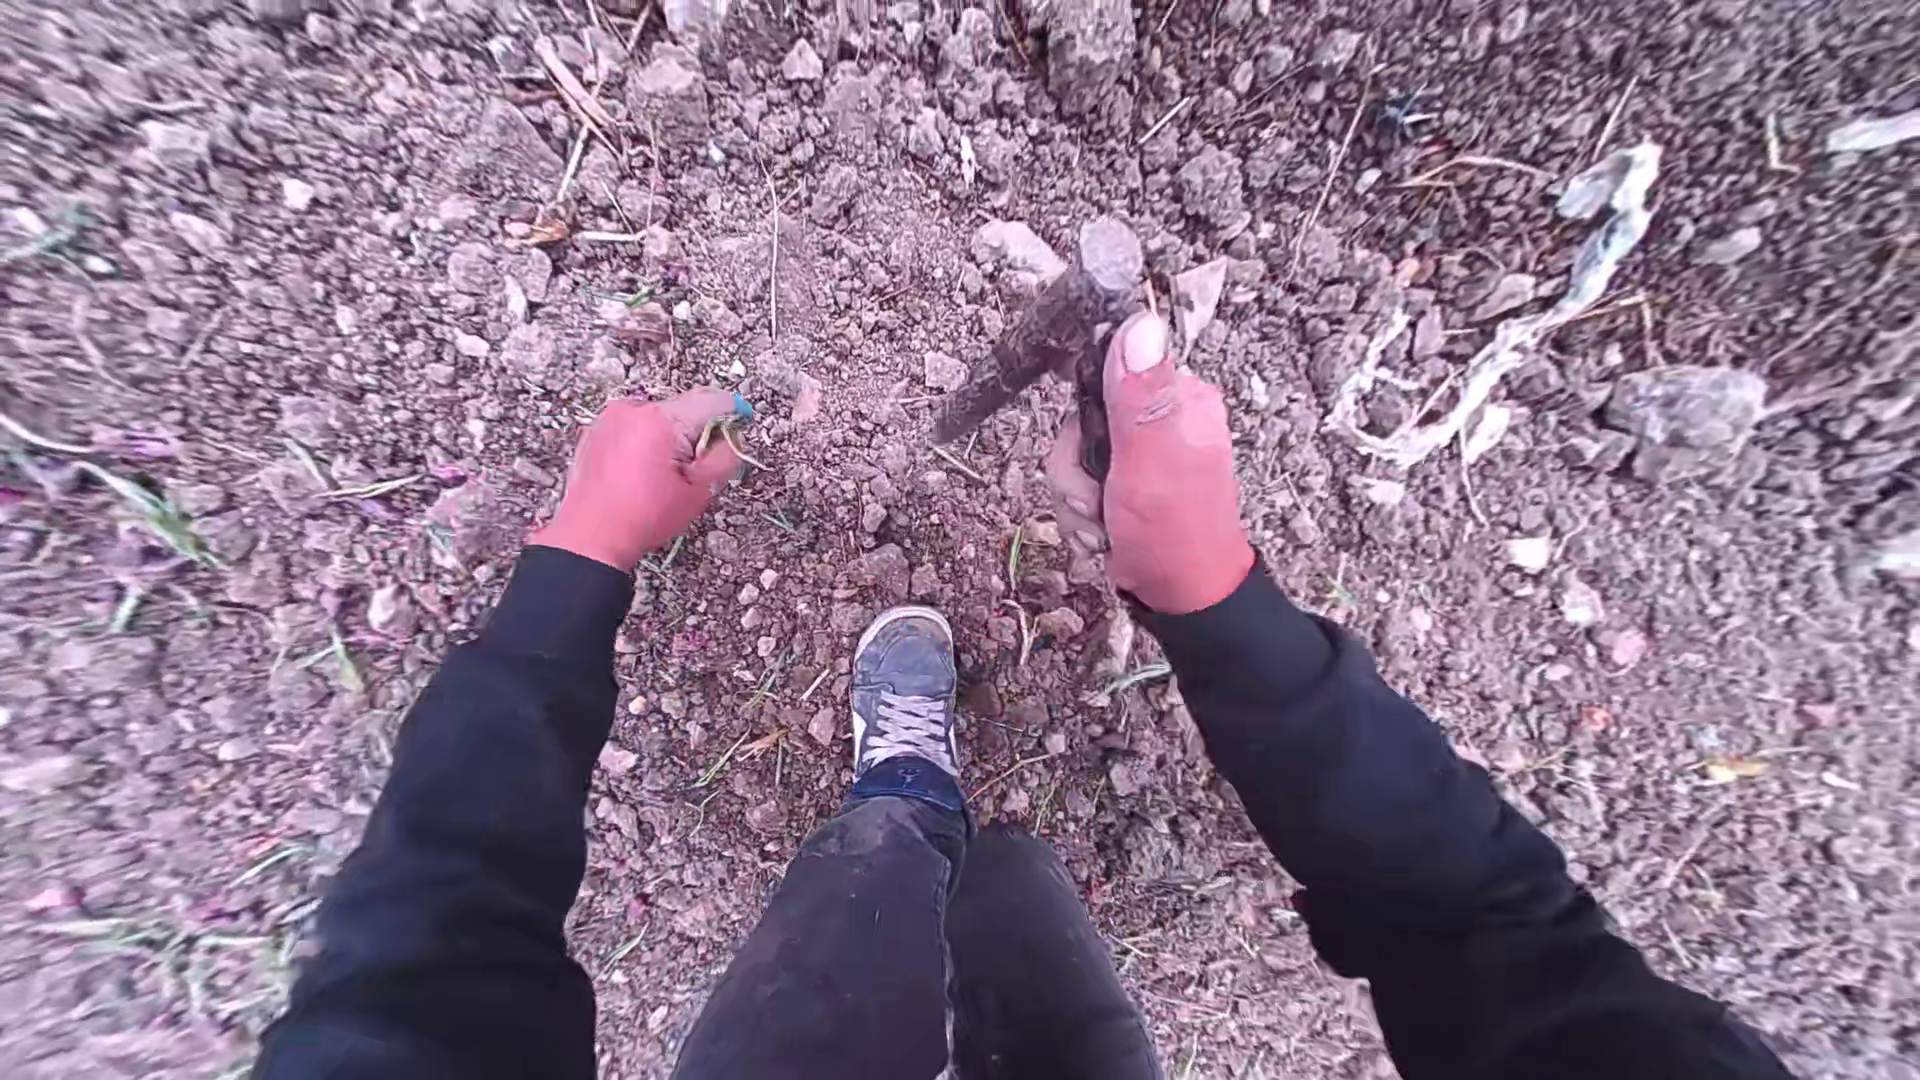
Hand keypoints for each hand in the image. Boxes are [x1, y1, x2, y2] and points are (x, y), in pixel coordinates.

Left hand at [529, 389, 741, 572]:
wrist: (591, 535)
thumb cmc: (642, 517)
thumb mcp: (701, 491)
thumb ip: (725, 456)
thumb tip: (733, 435)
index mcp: (663, 422)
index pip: (715, 401)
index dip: (734, 415)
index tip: (740, 426)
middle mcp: (635, 410)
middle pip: (688, 408)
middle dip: (701, 432)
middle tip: (697, 467)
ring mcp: (613, 417)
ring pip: (663, 417)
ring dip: (674, 437)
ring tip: (665, 473)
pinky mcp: (599, 429)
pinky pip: (638, 426)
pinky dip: (649, 441)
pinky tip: (645, 471)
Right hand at [1046, 312, 1253, 613]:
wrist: (1177, 594)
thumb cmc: (1173, 532)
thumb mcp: (1153, 461)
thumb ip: (1141, 397)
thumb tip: (1138, 323)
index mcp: (1177, 399)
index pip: (1108, 371)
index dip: (1086, 412)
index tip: (1091, 447)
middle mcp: (1157, 419)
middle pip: (1081, 420)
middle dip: (1076, 469)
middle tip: (1094, 499)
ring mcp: (1136, 452)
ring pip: (1072, 455)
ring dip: (1074, 497)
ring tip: (1100, 524)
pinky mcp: (1120, 480)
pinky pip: (1076, 482)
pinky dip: (1079, 512)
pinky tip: (1100, 533)